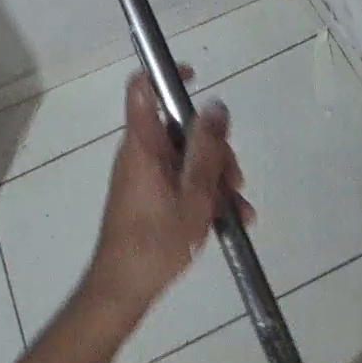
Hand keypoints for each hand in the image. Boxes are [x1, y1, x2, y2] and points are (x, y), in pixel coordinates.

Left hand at [84, 67, 252, 315]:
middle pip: (180, 128)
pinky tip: (230, 218)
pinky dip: (203, 193)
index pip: (143, 89)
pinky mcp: (149, 194)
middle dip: (214, 149)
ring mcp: (144, 173)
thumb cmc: (157, 240)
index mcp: (143, 143)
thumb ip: (206, 150)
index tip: (195, 77)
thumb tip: (215, 105)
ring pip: (186, 157)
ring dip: (215, 177)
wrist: (123, 288)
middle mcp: (141, 151)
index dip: (166, 74)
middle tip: (234, 180)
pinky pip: (180, 180)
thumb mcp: (194, 195)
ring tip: (237, 209)